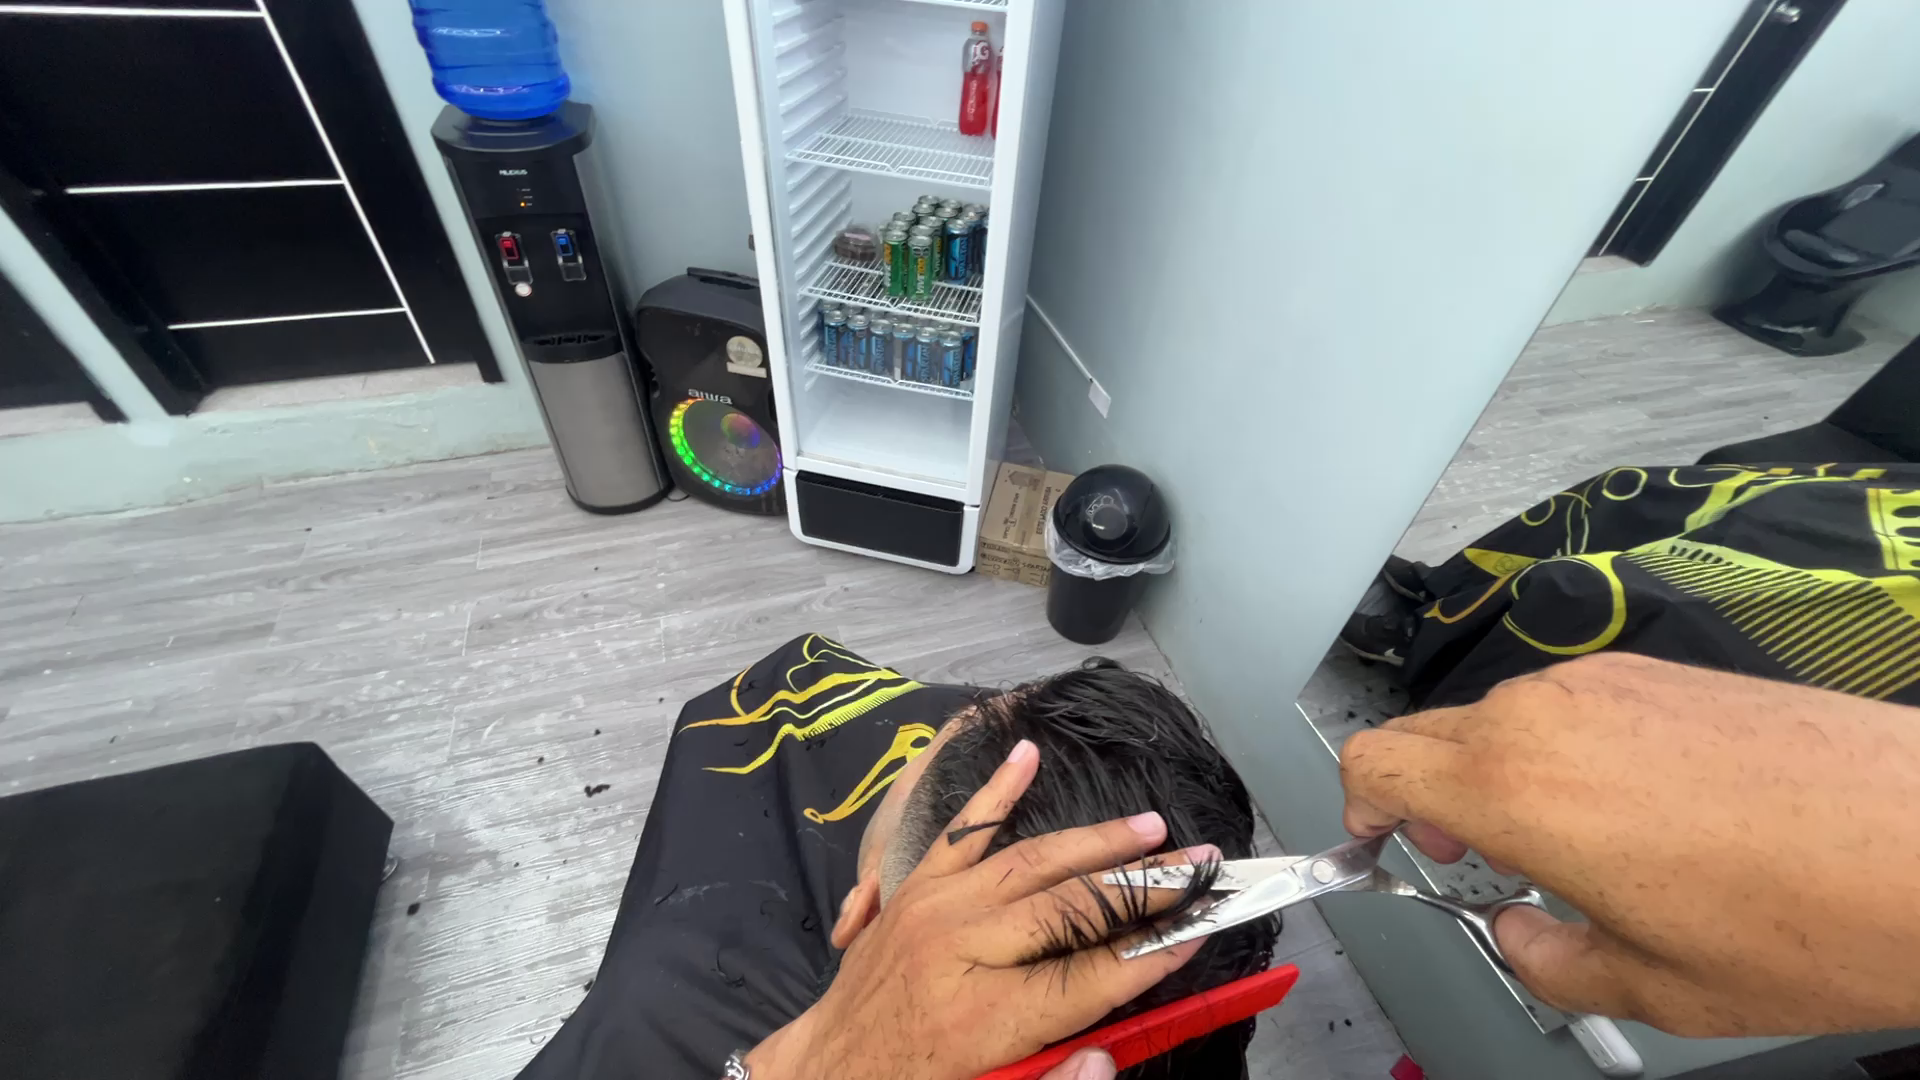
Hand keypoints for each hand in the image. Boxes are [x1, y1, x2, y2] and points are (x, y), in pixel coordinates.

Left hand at [746, 738, 1212, 1079]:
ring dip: (1096, 841)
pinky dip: (996, 790)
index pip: (1090, 977)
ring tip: (1150, 827)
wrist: (826, 1066)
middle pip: (1071, 908)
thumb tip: (1107, 1056)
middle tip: (1197, 864)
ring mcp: (937, 906)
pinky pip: (963, 829)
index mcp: (984, 1018)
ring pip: (1031, 860)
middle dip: (1143, 886)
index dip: (1152, 952)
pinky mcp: (917, 885)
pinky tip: (1026, 756)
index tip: (1200, 925)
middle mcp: (963, 948)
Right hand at [1340, 652, 1919, 1036]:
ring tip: (1567, 827)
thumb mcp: (1664, 986)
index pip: (1372, 761)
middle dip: (1420, 794)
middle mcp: (1529, 719)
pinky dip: (1547, 745)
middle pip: (1415, 736)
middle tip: (1470, 847)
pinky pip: (1550, 703)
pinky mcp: (1635, 670)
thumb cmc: (1819, 917)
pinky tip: (1630, 792)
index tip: (1380, 834)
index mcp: (1511, 791)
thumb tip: (1518, 935)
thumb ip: (1548, 962)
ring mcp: (1583, 685)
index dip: (1357, 800)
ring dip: (1486, 770)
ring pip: (1482, 720)